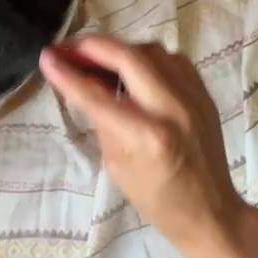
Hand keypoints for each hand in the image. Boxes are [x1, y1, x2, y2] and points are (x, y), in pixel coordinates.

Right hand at [40, 35, 253, 254]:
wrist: (210, 210)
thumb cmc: (155, 197)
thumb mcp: (116, 162)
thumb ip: (101, 117)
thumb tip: (82, 79)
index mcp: (146, 136)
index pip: (97, 95)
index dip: (68, 73)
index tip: (47, 56)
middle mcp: (171, 109)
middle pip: (127, 57)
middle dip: (92, 46)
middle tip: (69, 48)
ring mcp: (192, 96)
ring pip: (151, 50)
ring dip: (119, 49)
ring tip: (98, 58)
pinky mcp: (203, 91)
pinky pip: (170, 58)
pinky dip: (146, 57)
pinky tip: (132, 67)